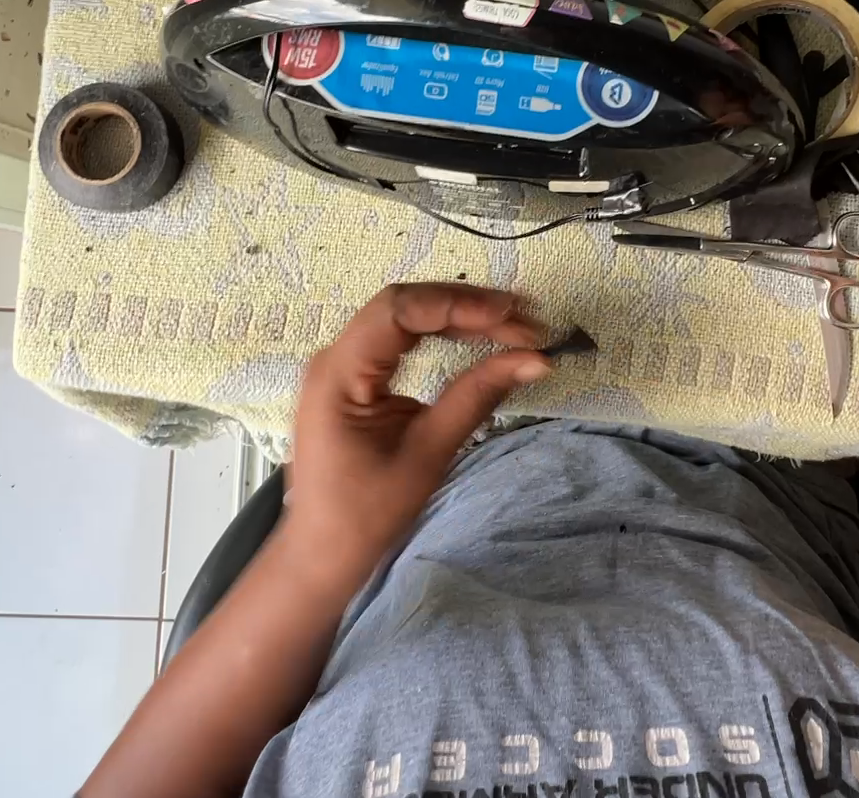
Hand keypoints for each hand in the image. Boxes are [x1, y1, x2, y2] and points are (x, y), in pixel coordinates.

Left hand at [286, 283, 551, 566]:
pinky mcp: (358, 374)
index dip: (460, 305)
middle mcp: (336, 355)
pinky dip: (445, 332)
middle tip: (526, 320)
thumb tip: (535, 360)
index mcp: (339, 372)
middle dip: (468, 306)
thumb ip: (477, 396)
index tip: (513, 317)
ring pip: (407, 315)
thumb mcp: (428, 453)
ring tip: (515, 325)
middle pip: (405, 304)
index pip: (400, 310)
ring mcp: (344, 362)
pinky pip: (404, 336)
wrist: (322, 553)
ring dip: (461, 315)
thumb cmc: (366, 514)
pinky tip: (480, 335)